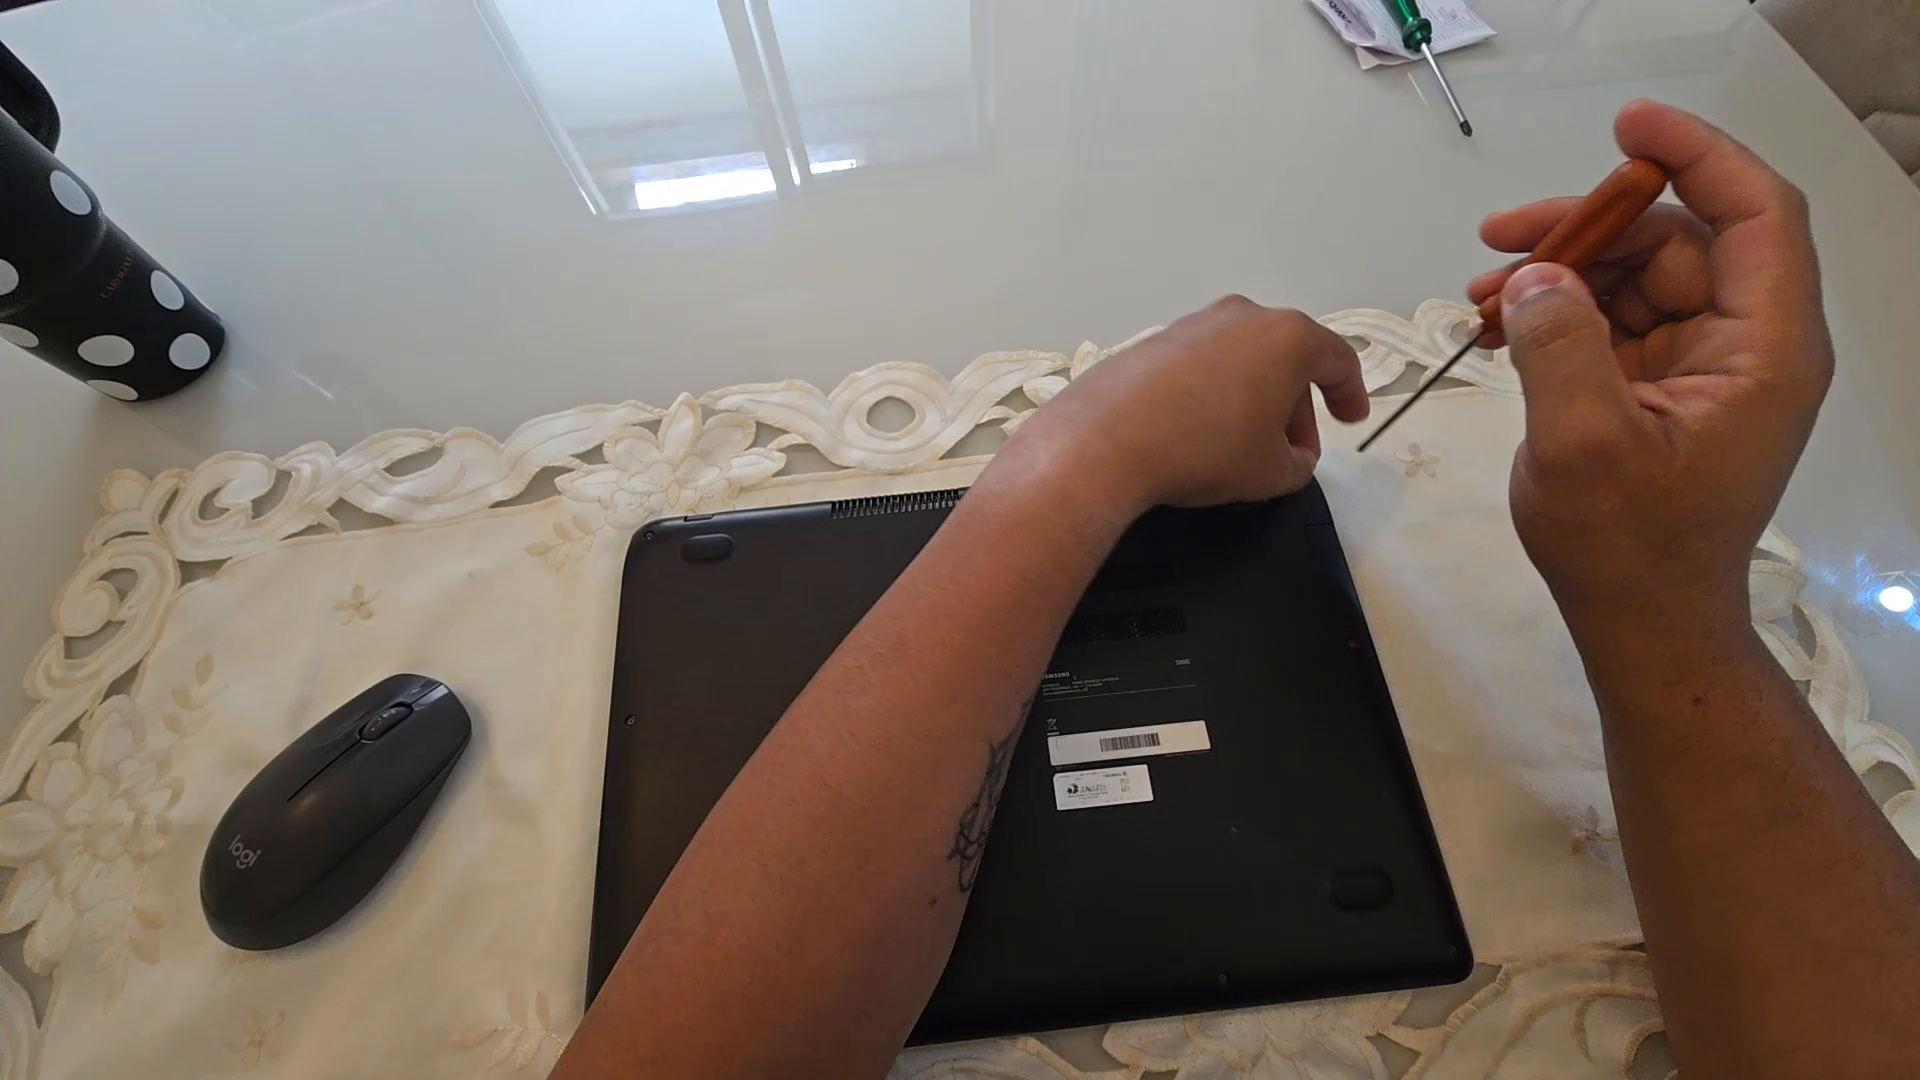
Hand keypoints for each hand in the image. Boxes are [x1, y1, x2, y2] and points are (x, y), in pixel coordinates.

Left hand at [1005, 296, 1369, 511]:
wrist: (1105, 441)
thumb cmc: (1204, 452)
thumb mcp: (1269, 473)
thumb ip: (1298, 464)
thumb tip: (1293, 458)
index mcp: (1286, 337)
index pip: (1337, 360)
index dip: (1349, 394)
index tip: (1350, 420)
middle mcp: (1240, 317)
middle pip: (1285, 360)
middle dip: (1293, 408)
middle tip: (1289, 451)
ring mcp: (1190, 325)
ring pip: (1238, 362)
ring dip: (1249, 400)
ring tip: (1238, 445)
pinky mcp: (1149, 343)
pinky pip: (1196, 368)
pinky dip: (1207, 395)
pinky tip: (1192, 430)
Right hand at [1467, 100, 1831, 632]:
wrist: (1634, 610)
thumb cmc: (1621, 538)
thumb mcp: (1581, 441)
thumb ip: (1560, 347)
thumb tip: (1534, 275)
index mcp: (1761, 346)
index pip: (1751, 216)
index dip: (1694, 157)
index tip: (1625, 126)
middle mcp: (1738, 344)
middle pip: (1672, 246)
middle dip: (1583, 232)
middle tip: (1492, 240)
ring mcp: (1691, 368)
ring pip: (1629, 285)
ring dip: (1555, 277)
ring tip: (1477, 295)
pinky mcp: (1647, 391)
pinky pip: (1603, 328)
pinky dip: (1551, 319)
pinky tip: (1498, 327)